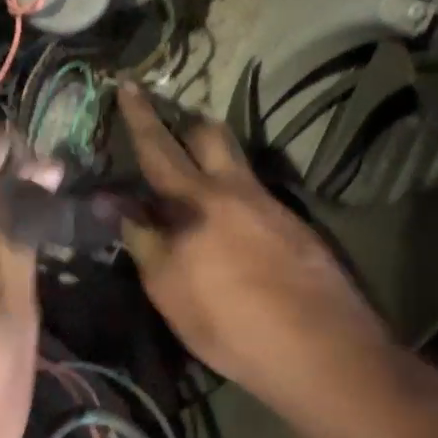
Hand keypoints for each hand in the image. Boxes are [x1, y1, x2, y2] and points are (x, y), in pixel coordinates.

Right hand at [115, 85, 389, 406]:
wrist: (325, 352)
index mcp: (193, 202)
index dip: (138, 116)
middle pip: (209, 135)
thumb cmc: (229, 323)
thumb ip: (141, 240)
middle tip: (170, 128)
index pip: (156, 147)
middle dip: (185, 124)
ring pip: (236, 163)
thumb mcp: (168, 289)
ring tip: (198, 177)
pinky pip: (257, 196)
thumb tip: (112, 203)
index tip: (127, 84)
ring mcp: (271, 206)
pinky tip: (233, 230)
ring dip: (214, 158)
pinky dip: (235, 199)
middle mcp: (233, 191)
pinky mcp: (298, 229)